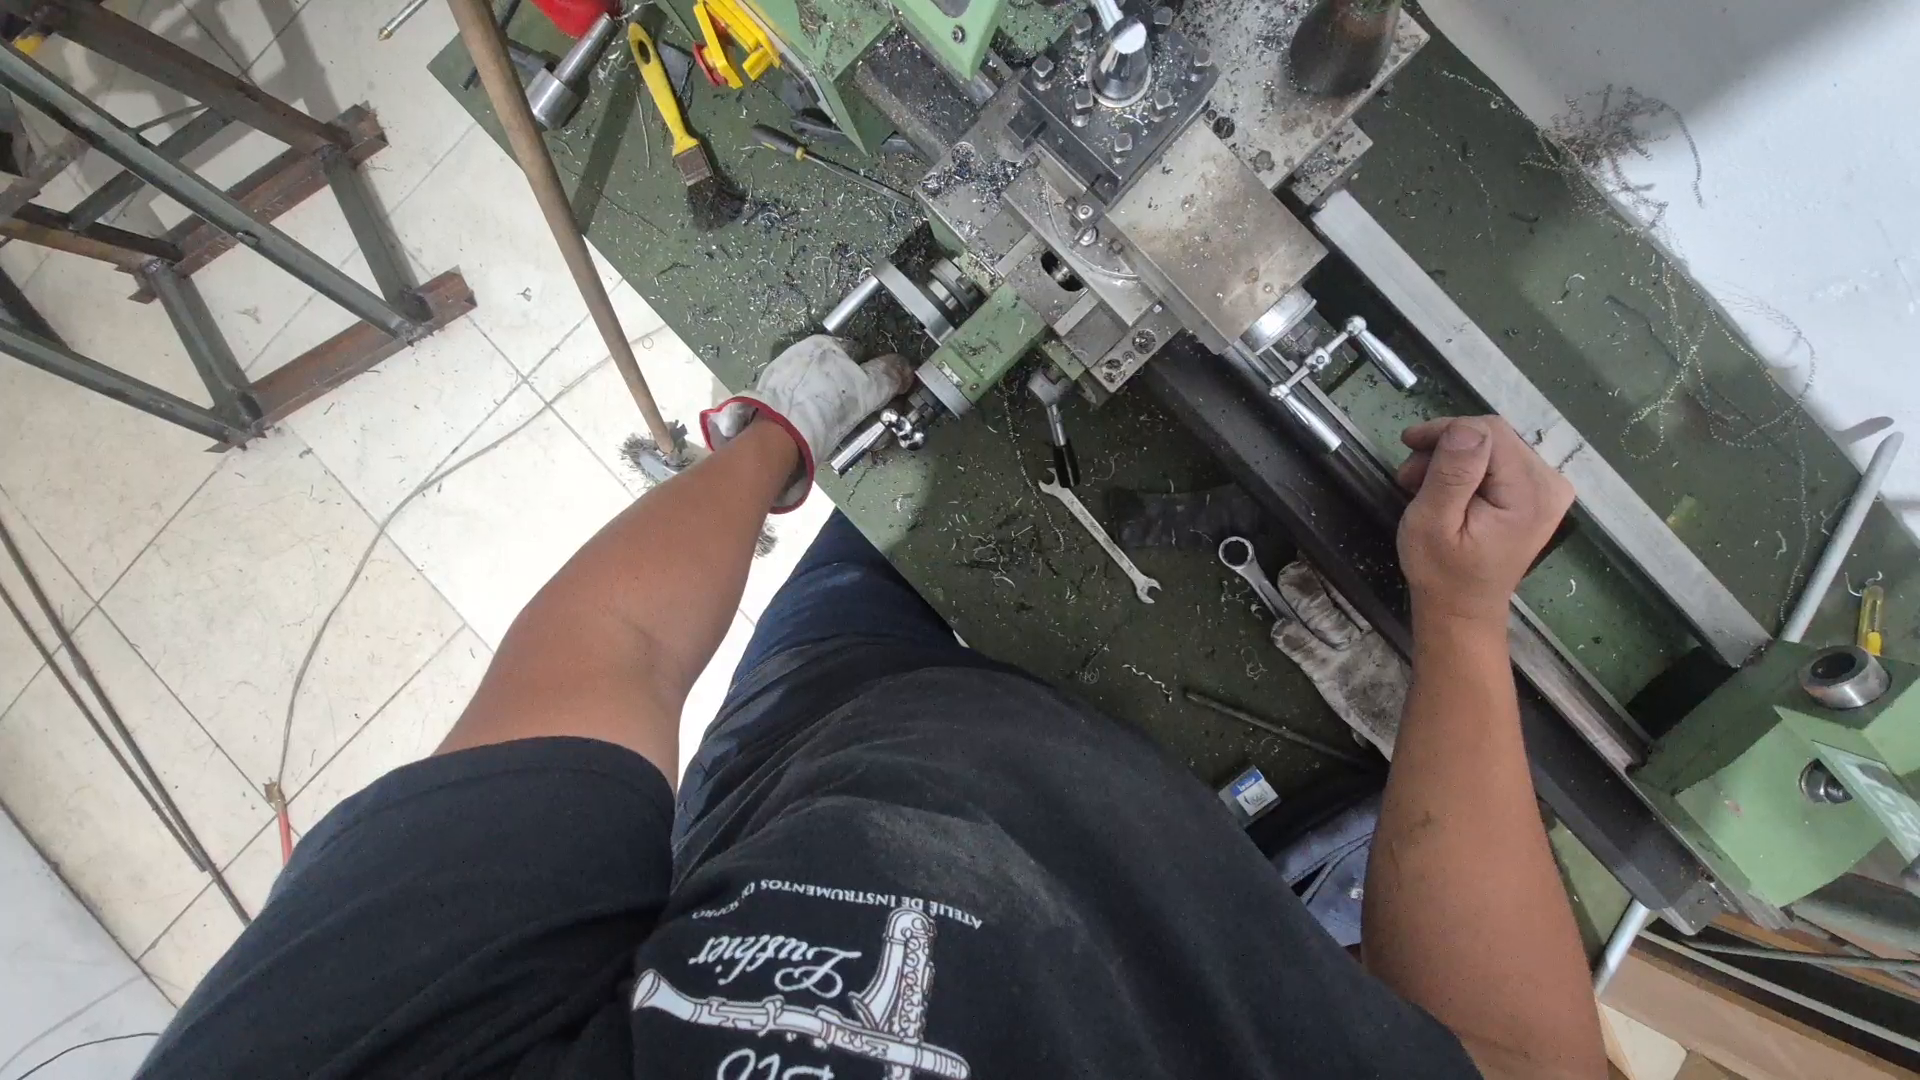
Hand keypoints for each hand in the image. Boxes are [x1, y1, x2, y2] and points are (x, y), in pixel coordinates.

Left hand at [700, 335, 910, 511]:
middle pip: (838, 373)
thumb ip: (890, 377)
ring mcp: (782, 378)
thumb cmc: (826, 406)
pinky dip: (813, 418)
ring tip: (841, 431)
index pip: (859, 353)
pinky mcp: (771, 401)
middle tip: (863, 417)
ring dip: (833, 408)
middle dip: (853, 393)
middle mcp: (799, 355)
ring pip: (819, 392)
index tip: (879, 394)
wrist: (780, 436)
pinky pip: (802, 407)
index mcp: (822, 344)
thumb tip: (906, 370)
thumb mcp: (868, 390)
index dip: (874, 373)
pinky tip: (818, 433)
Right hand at [1394, 416, 1573, 628]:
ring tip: (1418, 486)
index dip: (1445, 430)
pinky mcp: (1536, 494)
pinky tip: (1443, 490)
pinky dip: (1465, 469)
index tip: (1406, 443)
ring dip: (1450, 458)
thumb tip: (1464, 429)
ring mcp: (1548, 489)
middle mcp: (1550, 483)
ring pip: (1493, 446)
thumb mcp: (1433, 523)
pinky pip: (1498, 462)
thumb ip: (1452, 475)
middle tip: (1407, 477)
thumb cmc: (1441, 571)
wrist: (1461, 607)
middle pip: (1493, 436)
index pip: (1489, 432)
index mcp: (1530, 492)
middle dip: (1444, 447)